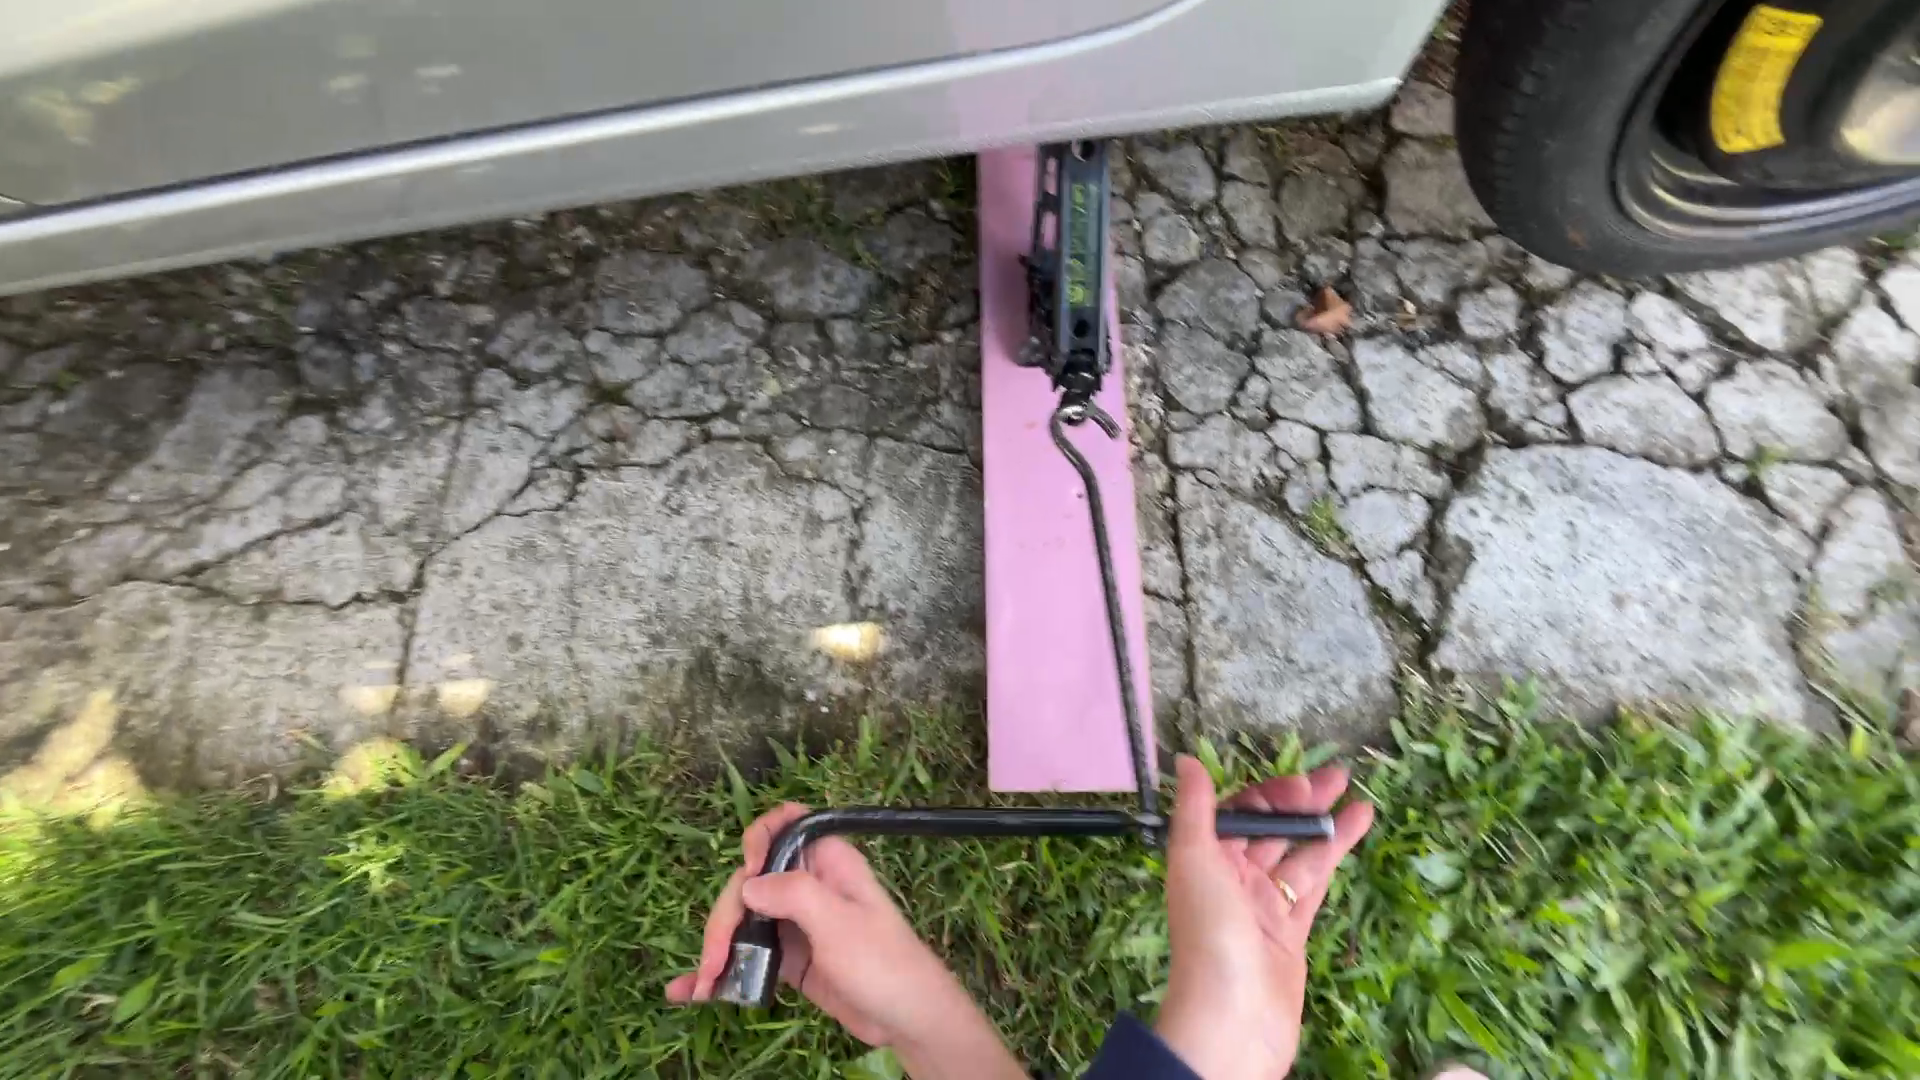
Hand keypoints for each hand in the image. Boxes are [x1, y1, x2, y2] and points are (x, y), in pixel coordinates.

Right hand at [667, 803, 1026, 1079]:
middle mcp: (808, 883)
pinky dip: (721, 970)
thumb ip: (795, 894)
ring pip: (743, 918)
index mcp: (827, 860)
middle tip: (714, 961)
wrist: (904, 1017)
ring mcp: (796, 921)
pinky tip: (692, 990)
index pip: (784, 826)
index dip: (758, 841)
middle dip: (725, 918)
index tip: (747, 874)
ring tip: (699, 986)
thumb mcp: (839, 923)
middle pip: (750, 881)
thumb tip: (748, 882)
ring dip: (716, 947)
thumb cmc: (881, 960)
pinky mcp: (789, 956)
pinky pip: (748, 953)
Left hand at [1154, 756, 1374, 1079]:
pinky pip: (1314, 882)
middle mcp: (1232, 874)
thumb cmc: (1207, 929)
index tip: (1299, 782)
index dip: (1266, 794)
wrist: (1232, 1017)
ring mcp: (1263, 902)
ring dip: (1324, 823)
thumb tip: (1186, 761)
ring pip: (1297, 851)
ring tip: (1355, 793)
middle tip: (1337, 776)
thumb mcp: (1193, 857)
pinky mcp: (1291, 928)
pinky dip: (1333, 854)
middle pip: (1270, 828)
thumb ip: (1194, 807)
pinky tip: (1354, 828)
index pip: (1238, 812)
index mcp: (1204, 855)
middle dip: (1299, 801)